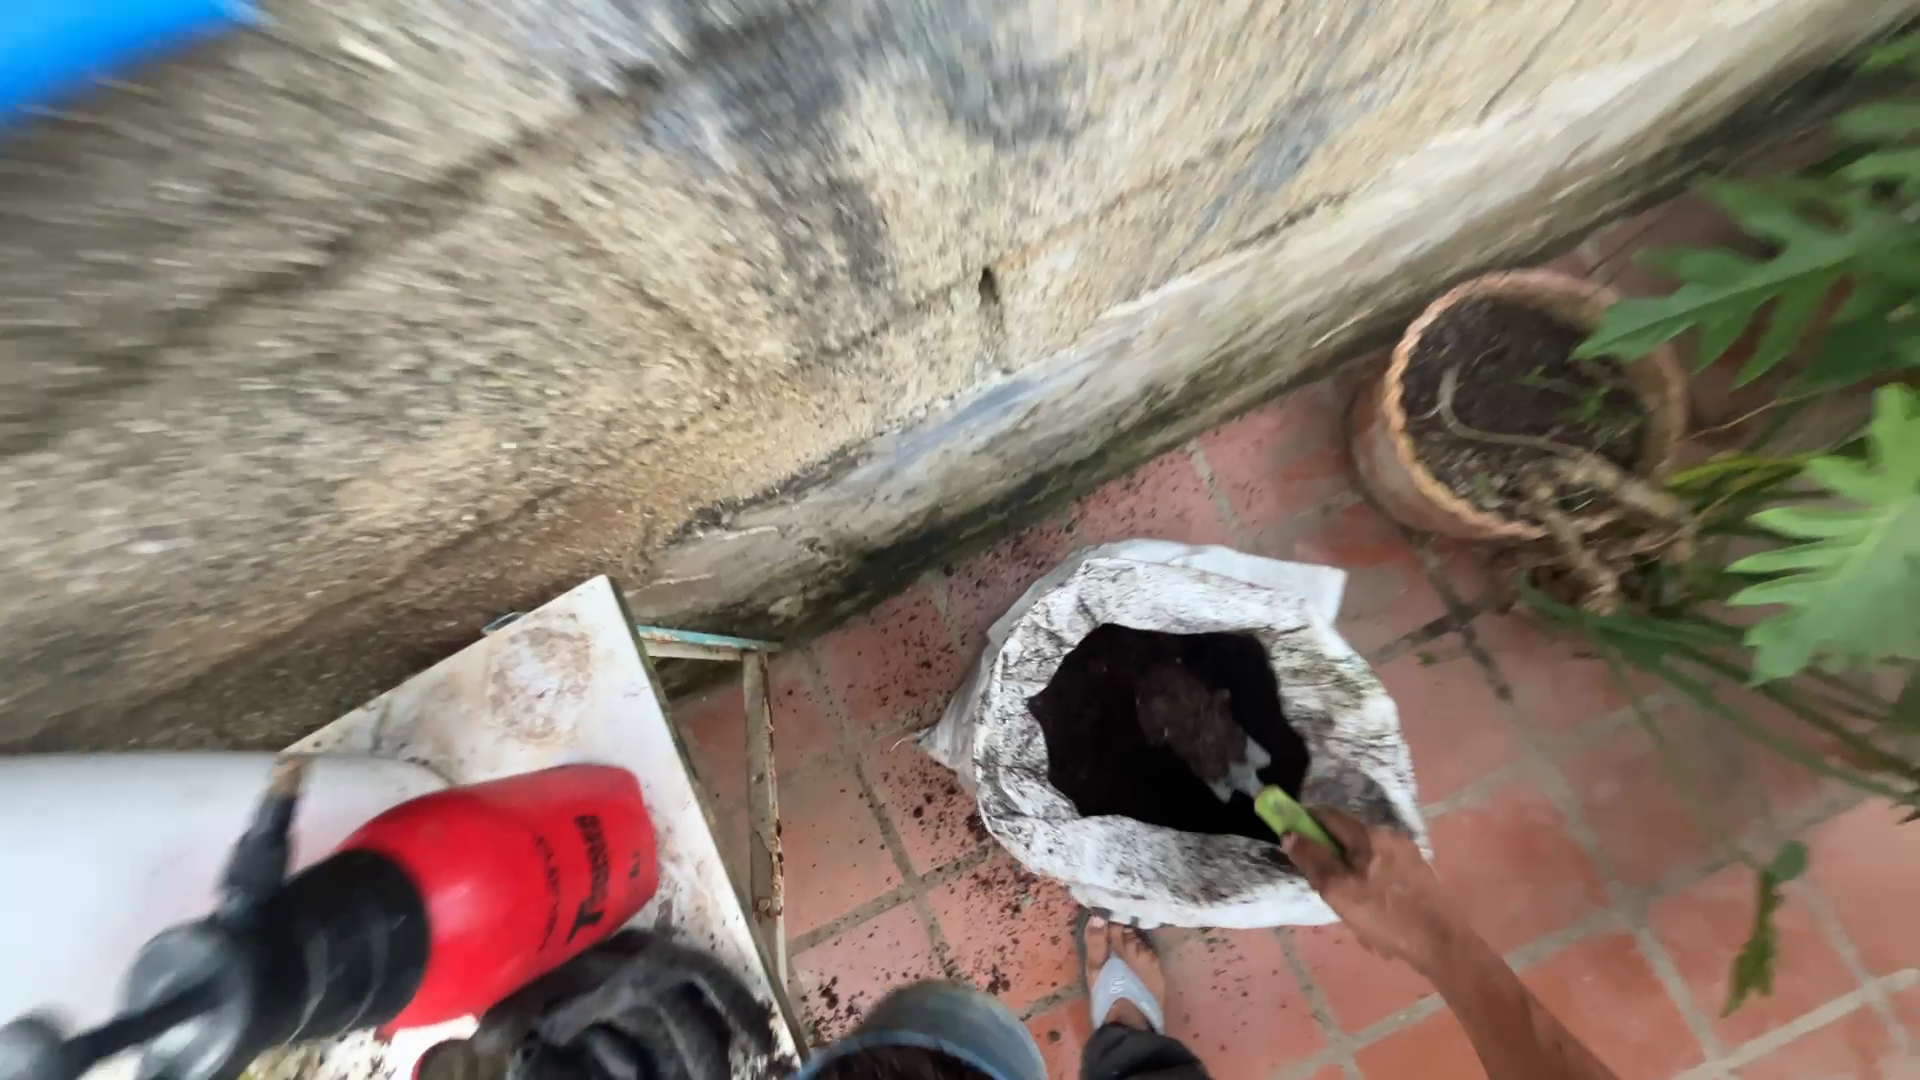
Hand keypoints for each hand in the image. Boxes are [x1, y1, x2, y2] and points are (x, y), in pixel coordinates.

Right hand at [1282, 807, 1461, 974]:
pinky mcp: (1421, 874)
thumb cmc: (1385, 916)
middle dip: (1331, 854)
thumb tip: (1288, 833)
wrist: (1445, 947)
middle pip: (1346, 836)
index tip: (1295, 841)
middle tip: (1325, 884)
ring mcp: (1409, 854)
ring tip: (1353, 904)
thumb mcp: (1337, 890)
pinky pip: (1385, 869)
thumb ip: (1311, 859)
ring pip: (1366, 854)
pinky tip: (1376, 909)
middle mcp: (1390, 835)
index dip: (1305, 823)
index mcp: (1368, 835)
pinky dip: (1372, 880)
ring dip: (1352, 870)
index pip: (1327, 815)